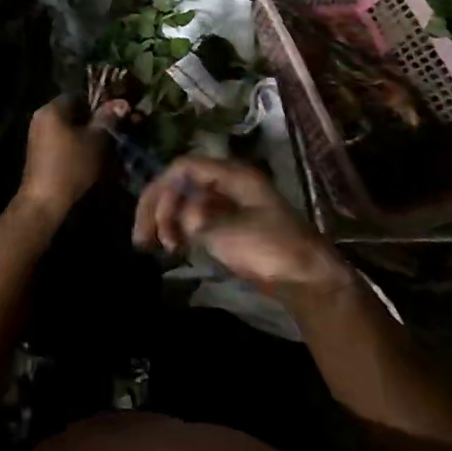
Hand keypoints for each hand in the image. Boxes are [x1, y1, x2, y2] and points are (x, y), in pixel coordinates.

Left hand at [16, 97, 126, 214]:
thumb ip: (107, 120)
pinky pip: (59, 139)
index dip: (98, 105)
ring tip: (102, 147)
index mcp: (51, 109)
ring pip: (66, 127)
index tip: (114, 117)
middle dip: (92, 121)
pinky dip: (73, 144)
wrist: (44, 198)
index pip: (78, 96)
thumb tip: (122, 102)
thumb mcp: (95, 141)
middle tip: (111, 133)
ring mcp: (36, 134)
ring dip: (83, 134)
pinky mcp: (37, 150)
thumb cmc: (71, 166)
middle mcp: (40, 117)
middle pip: (71, 112)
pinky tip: (86, 157)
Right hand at [134, 156, 351, 296]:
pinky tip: (172, 247)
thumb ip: (192, 218)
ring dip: (166, 221)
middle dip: (158, 208)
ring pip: (185, 202)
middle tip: (142, 236)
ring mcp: (230, 204)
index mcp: (232, 175)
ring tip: (159, 246)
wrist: (309, 282)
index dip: (161, 189)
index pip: (183, 168)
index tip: (149, 218)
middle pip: (180, 184)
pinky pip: (194, 219)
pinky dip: (179, 230)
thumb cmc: (271, 251)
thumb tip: (177, 216)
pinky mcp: (231, 225)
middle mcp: (228, 183)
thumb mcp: (225, 232)